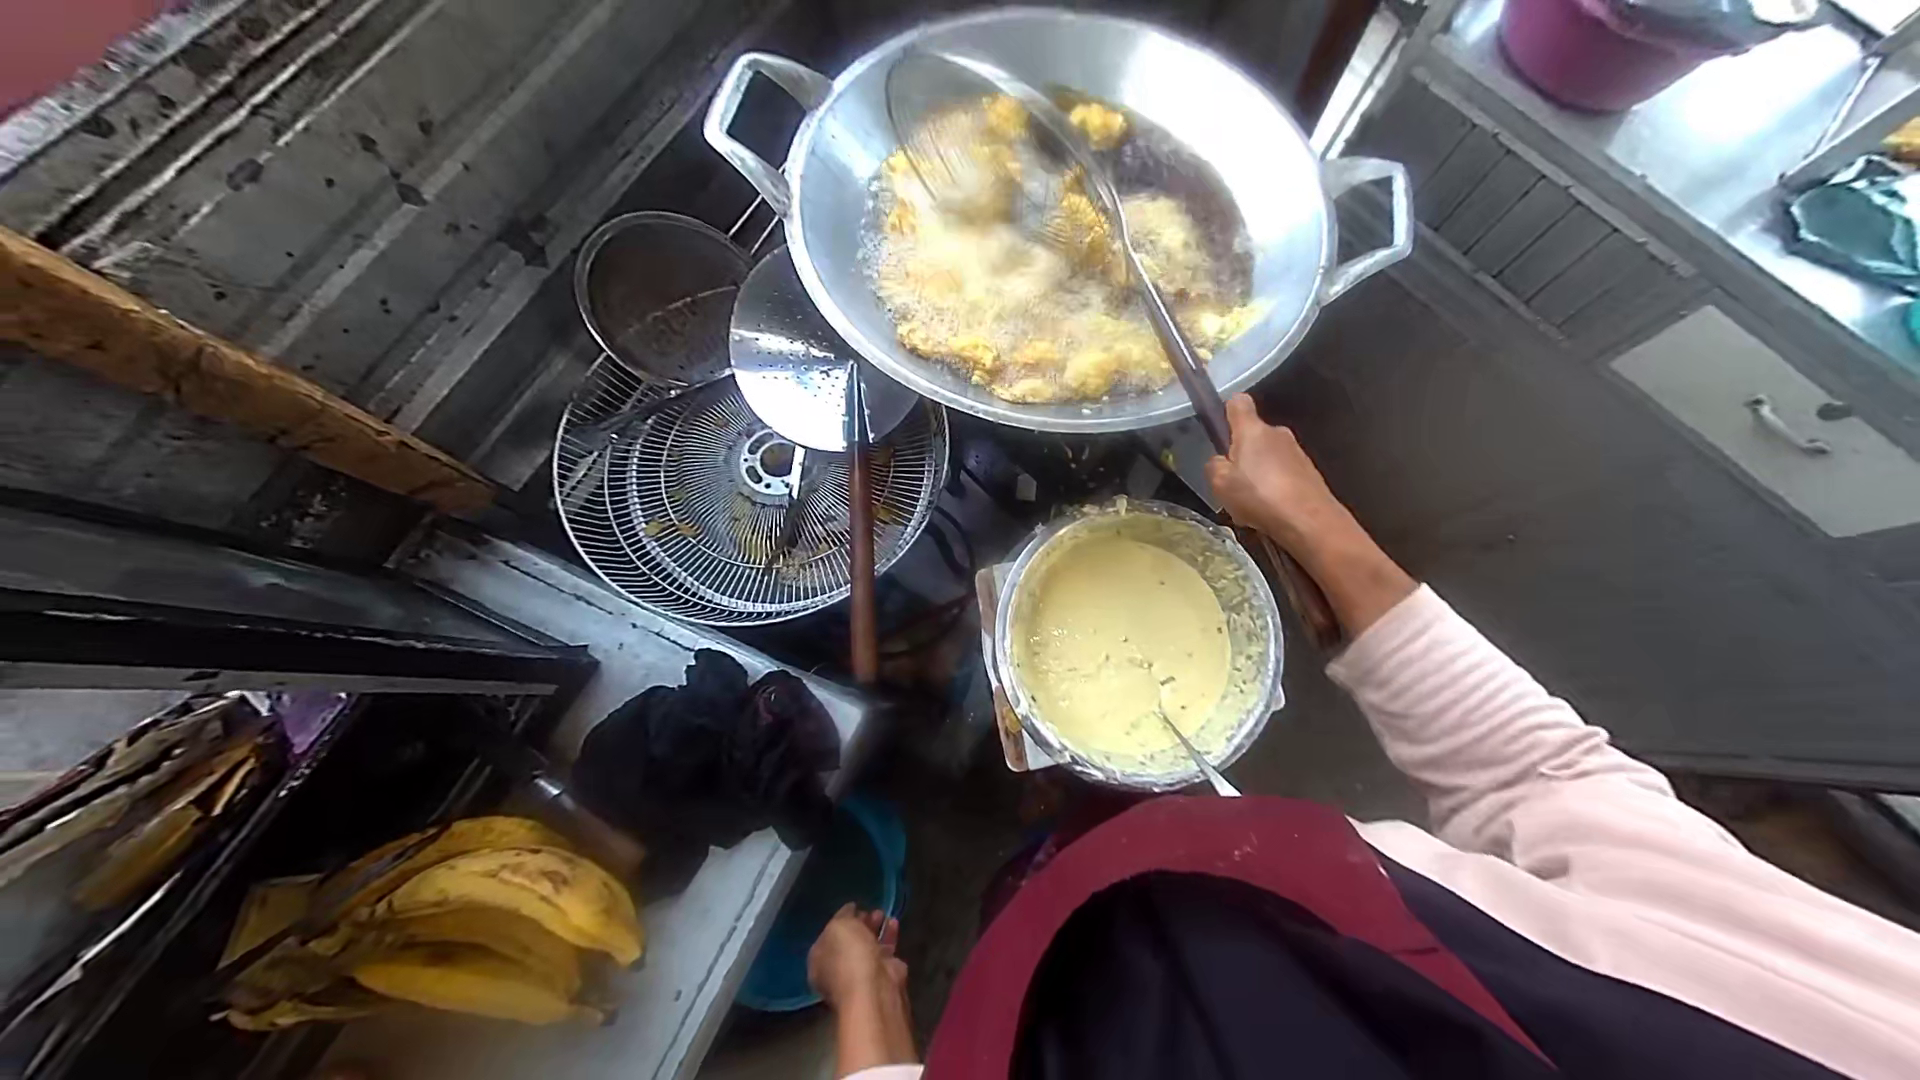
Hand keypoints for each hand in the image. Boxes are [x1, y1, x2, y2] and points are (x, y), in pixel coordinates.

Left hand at [809, 905, 915, 1075]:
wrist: (875, 986)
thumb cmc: (848, 955)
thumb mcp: (839, 926)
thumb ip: (843, 916)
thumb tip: (850, 911)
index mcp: (819, 962)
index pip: (827, 937)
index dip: (839, 921)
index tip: (853, 907)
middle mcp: (837, 971)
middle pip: (848, 942)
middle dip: (859, 924)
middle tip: (869, 909)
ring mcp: (860, 975)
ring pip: (867, 946)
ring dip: (875, 928)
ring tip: (882, 912)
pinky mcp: (882, 976)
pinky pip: (884, 950)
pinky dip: (888, 935)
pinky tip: (893, 922)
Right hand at [1206, 394, 1416, 635]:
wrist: (1309, 521)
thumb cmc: (1259, 496)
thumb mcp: (1219, 484)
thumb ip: (1214, 466)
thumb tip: (1220, 460)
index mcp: (1253, 430)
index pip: (1238, 402)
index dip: (1227, 412)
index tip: (1221, 431)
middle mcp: (1277, 434)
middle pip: (1252, 435)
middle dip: (1240, 454)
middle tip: (1231, 482)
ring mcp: (1296, 452)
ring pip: (1267, 457)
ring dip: (1257, 474)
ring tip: (1250, 503)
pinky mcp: (1309, 472)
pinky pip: (1282, 474)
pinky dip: (1273, 488)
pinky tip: (1268, 510)